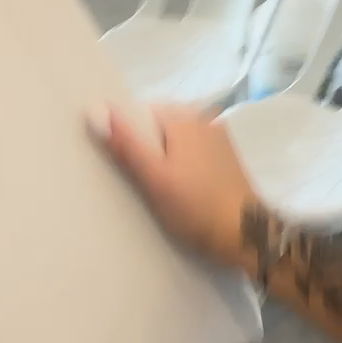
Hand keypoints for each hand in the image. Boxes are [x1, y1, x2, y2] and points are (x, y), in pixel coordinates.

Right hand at [90, 105, 255, 268]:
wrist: (244, 234)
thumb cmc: (195, 207)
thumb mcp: (154, 179)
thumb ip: (127, 144)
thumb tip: (96, 108)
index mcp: (184, 116)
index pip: (140, 111)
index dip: (125, 135)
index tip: (121, 165)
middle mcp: (203, 116)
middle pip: (157, 124)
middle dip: (144, 147)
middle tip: (139, 182)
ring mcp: (217, 136)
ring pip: (174, 139)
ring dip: (161, 157)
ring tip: (157, 188)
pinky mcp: (225, 155)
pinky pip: (190, 150)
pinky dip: (178, 164)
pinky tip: (178, 189)